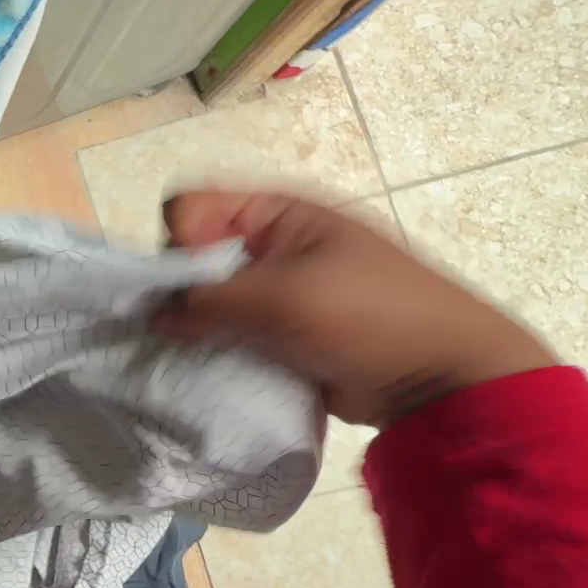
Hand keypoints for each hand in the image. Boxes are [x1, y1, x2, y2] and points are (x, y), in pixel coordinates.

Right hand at [151, 191, 555, 426]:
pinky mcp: (265, 331)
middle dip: (176, 285)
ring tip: (192, 346)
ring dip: (187, 321)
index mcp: (275, 213)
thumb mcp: (283, 297)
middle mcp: (264, 245)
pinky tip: (202, 360)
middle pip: (185, 252)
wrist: (438, 379)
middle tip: (191, 319)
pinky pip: (215, 330)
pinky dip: (202, 344)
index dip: (178, 239)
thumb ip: (205, 300)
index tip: (192, 278)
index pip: (188, 208)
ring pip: (196, 296)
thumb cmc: (369, 316)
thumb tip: (149, 312)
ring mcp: (264, 290)